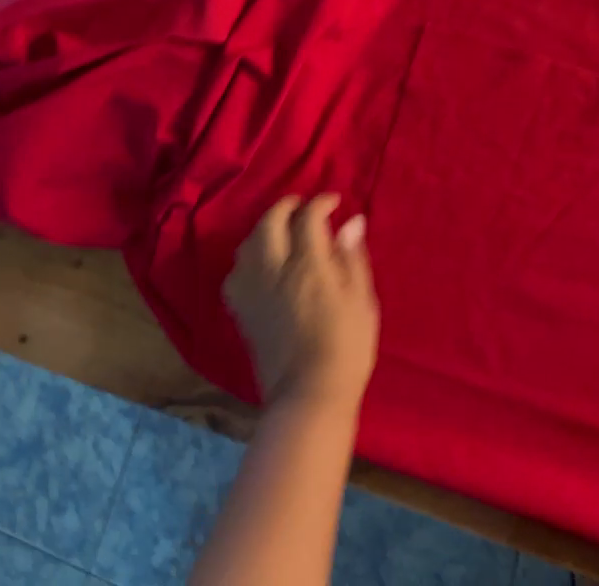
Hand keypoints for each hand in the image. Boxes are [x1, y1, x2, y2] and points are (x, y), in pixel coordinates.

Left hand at [224, 194, 378, 411]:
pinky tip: (259, 264)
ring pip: (248, 243)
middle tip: (302, 207)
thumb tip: (351, 222)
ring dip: (264, 229)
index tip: (333, 203)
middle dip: (286, 208)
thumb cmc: (347, 347)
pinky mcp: (242, 310)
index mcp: (308, 265)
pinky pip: (236, 272)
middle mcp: (274, 269)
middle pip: (270, 222)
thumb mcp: (362, 301)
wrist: (309, 394)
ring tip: (280, 231)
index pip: (308, 217)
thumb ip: (352, 258)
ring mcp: (253, 290)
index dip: (320, 203)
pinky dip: (248, 258)